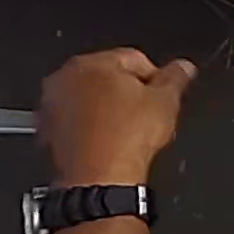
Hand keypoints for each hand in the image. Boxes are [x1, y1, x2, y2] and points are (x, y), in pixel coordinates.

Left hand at [38, 48, 195, 185]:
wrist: (99, 174)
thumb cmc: (126, 137)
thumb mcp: (167, 101)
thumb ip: (177, 78)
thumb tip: (183, 67)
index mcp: (94, 63)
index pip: (136, 59)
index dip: (158, 79)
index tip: (165, 96)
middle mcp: (66, 77)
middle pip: (111, 76)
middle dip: (132, 92)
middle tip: (149, 113)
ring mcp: (53, 101)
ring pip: (93, 96)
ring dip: (112, 108)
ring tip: (131, 128)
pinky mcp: (49, 125)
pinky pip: (79, 117)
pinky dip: (95, 124)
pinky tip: (113, 138)